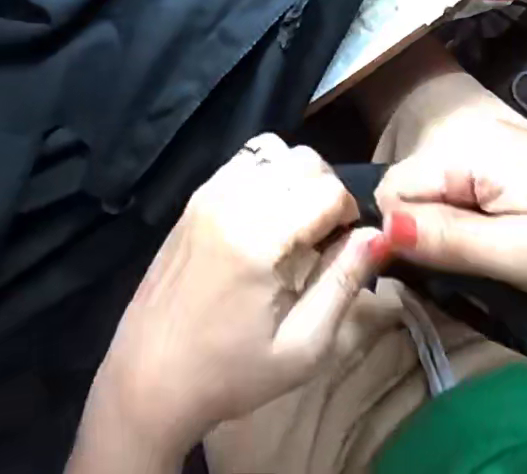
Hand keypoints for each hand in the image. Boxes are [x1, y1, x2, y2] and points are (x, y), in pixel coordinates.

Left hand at [73, 134, 388, 466]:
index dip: (349, 214)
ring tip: (295, 221)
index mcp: (257, 240)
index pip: (327, 190)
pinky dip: (268, 172)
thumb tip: (379, 234)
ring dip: (298, 177)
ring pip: (275, 149)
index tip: (342, 248)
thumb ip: (344, 283)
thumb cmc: (229, 373)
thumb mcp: (302, 348)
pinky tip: (266, 214)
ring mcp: (208, 193)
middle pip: (304, 159)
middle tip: (323, 235)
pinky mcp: (195, 196)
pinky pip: (245, 159)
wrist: (147, 377)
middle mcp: (231, 202)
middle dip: (327, 190)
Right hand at [375, 114, 526, 299]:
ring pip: (437, 196)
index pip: (391, 190)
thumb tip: (380, 232)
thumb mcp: (524, 253)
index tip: (436, 276)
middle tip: (471, 278)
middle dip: (426, 237)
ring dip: (451, 236)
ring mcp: (489, 149)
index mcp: (464, 154)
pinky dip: (472, 225)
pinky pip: (463, 194)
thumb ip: (449, 240)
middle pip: (411, 191)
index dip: (400, 236)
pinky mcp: (508, 163)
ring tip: (492, 268)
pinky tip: (504, 248)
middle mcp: (467, 141)